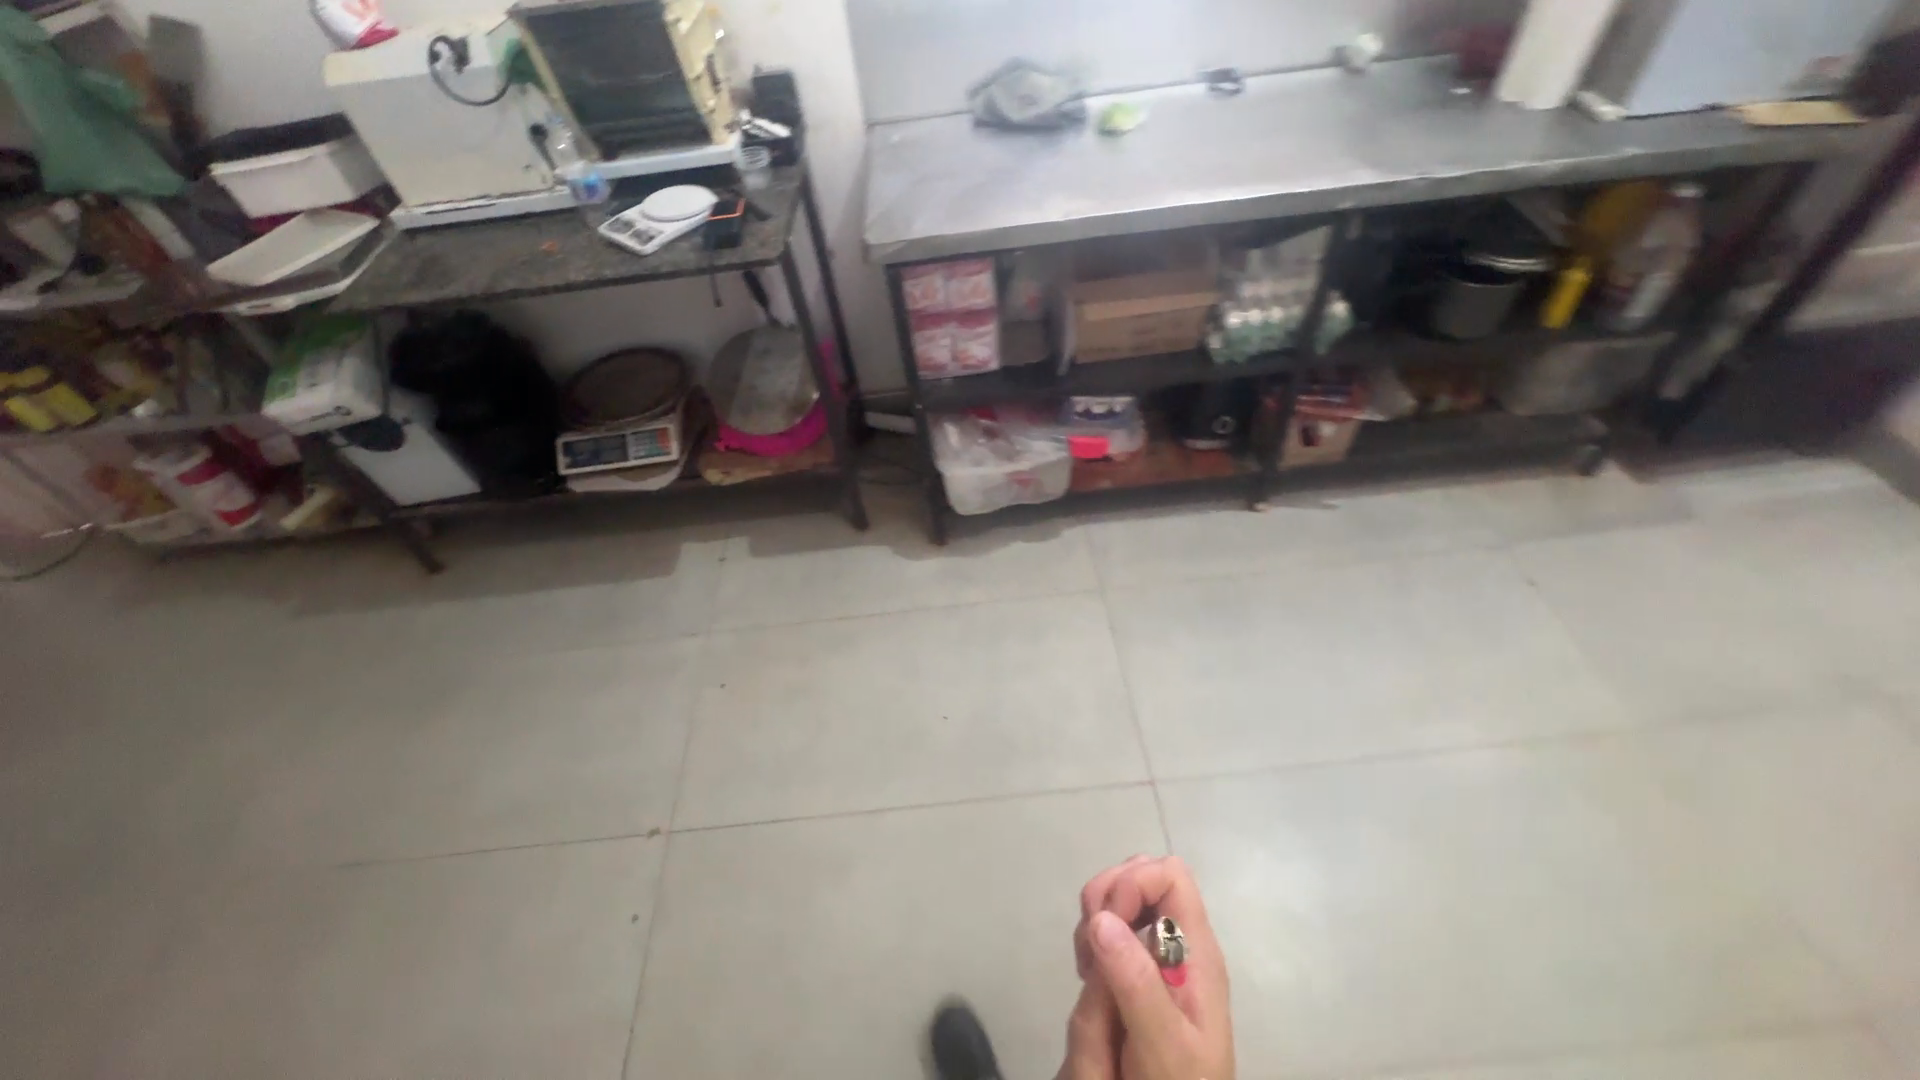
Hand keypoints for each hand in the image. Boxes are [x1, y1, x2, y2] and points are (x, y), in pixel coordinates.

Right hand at [1064, 856, 1233, 1079]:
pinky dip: (1087, 953)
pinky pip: (1099, 942)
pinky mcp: (1126, 975)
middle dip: (1104, 903)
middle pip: (1135, 880)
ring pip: (1109, 910)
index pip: (1169, 874)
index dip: (1133, 882)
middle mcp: (1174, 944)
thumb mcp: (1163, 1046)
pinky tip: (1089, 984)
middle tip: (1092, 948)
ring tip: (1090, 976)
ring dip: (1091, 935)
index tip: (1107, 922)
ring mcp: (1148, 958)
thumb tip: (1102, 917)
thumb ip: (1135, 983)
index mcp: (1196, 951)